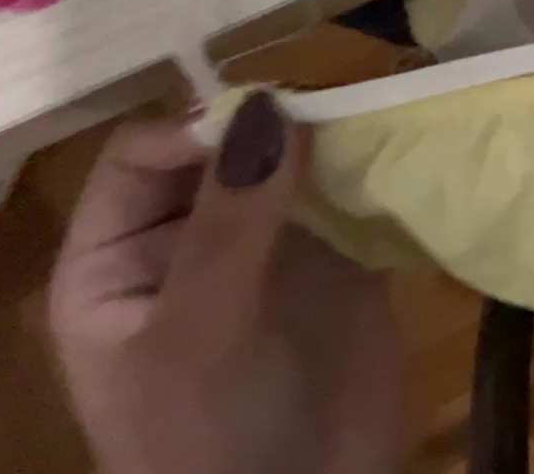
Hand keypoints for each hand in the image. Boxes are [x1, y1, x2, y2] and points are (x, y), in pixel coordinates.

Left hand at [50, 94, 403, 473]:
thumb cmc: (213, 429)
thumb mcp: (202, 329)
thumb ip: (232, 220)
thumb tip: (270, 102)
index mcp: (120, 262)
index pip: (145, 158)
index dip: (204, 127)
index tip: (284, 112)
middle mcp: (195, 243)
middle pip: (229, 151)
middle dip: (283, 122)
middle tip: (352, 105)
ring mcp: (276, 251)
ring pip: (299, 167)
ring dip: (340, 139)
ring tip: (390, 118)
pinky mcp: (346, 260)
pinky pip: (358, 198)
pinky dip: (382, 171)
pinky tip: (413, 155)